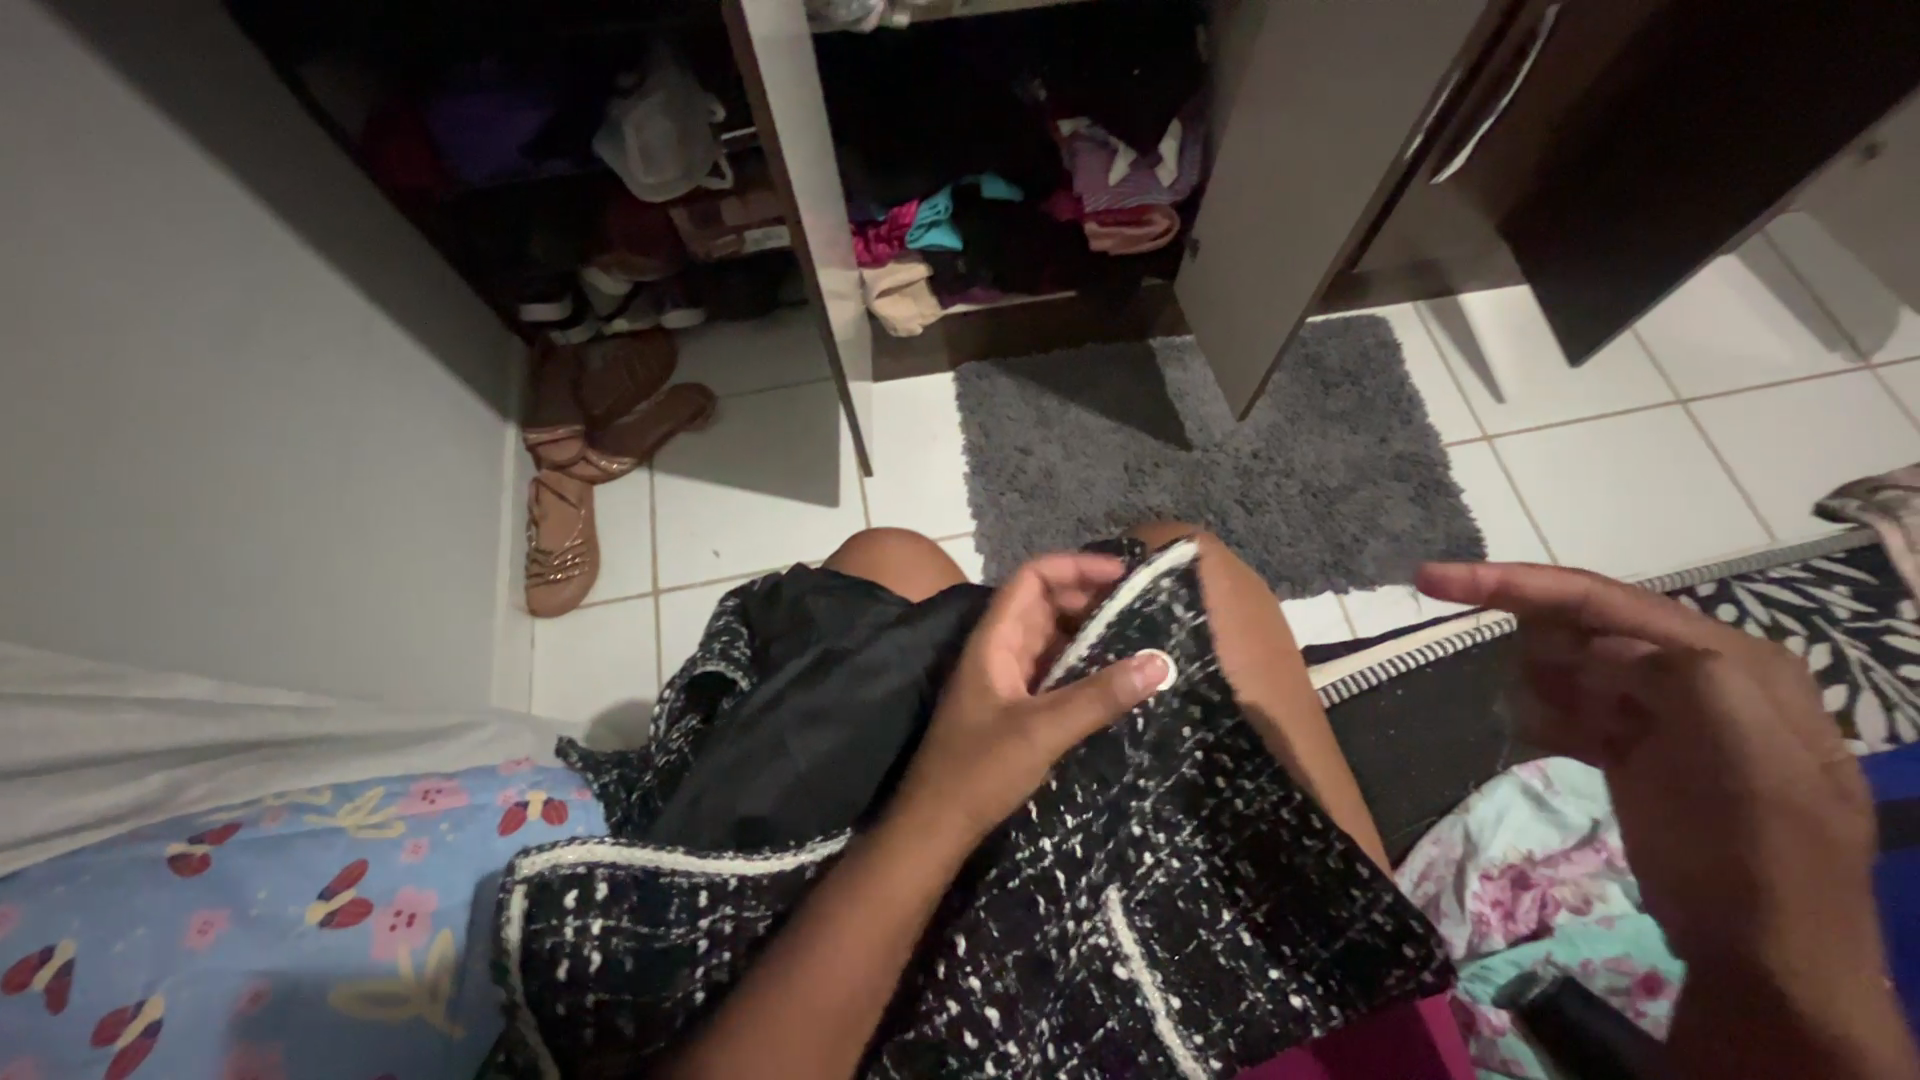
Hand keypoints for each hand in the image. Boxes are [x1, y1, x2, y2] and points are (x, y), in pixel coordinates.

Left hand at [889, 553, 1171, 846]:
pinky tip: (1112, 675)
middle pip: (1042, 602)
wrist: (935, 825)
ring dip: (1086, 629)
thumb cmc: (978, 771)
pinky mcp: (1014, 707)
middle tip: (1137, 605)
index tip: (1121, 575)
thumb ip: (1098, 697)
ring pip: (1049, 637)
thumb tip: (1160, 662)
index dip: (1073, 566)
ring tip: (1136, 633)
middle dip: (1087, 595)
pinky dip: (1081, 663)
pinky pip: (1052, 669)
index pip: (1031, 579)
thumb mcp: (1042, 731)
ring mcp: (1005, 679)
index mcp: (993, 641)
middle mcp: (998, 651)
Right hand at [1417, 562, 1879, 981]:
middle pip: (1577, 627)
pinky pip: (1564, 708)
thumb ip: (1690, 683)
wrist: (1764, 960)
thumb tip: (1598, 643)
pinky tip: (1550, 746)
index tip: (1429, 581)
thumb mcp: (1753, 771)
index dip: (1514, 583)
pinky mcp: (1630, 744)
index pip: (1605, 599)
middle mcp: (1695, 670)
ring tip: (1573, 740)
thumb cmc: (1762, 864)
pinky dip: (1543, 720)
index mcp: (1731, 659)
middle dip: (1539, 653)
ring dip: (1541, 692)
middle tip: (1564, 714)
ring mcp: (1660, 709)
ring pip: (1564, 667)